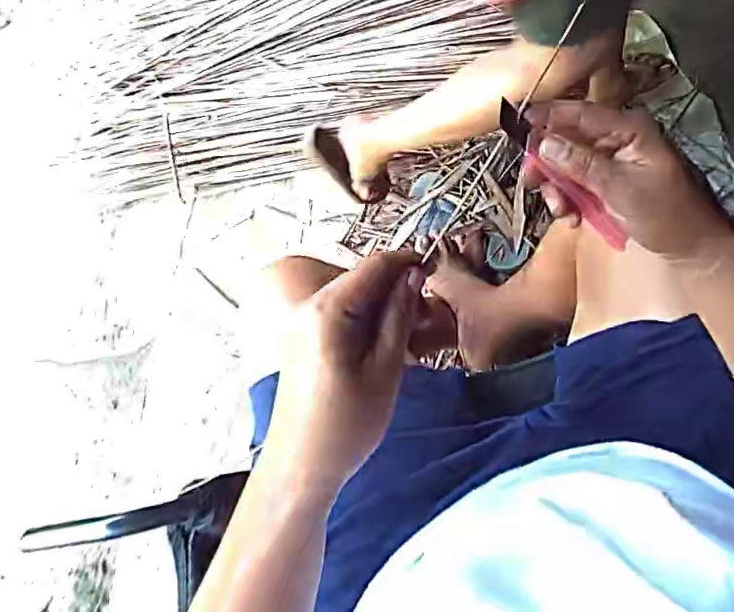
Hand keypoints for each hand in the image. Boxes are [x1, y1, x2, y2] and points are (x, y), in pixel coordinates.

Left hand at [259, 252, 423, 493]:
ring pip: (356, 294)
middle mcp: (310, 305)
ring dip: (386, 305)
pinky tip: (386, 344)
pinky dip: (368, 319)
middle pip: (365, 278)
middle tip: (428, 317)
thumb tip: (413, 274)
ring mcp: (303, 319)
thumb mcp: (385, 369)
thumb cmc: (345, 426)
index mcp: (329, 308)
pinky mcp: (304, 335)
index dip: (409, 262)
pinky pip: (343, 312)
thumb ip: (399, 315)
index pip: (376, 263)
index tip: (435, 273)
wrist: (298, 471)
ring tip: (412, 334)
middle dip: (399, 288)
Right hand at [522, 101, 733, 266]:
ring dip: (557, 186)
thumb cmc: (668, 214)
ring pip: (567, 163)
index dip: (548, 115)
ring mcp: (611, 160)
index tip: (519, 121)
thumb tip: (545, 142)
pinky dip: (568, 198)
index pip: (581, 112)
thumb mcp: (621, 189)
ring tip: (561, 209)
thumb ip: (581, 164)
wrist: (693, 247)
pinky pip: (575, 182)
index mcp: (629, 129)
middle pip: (568, 138)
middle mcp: (617, 139)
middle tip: (533, 180)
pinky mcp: (606, 181)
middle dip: (548, 161)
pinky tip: (572, 217)